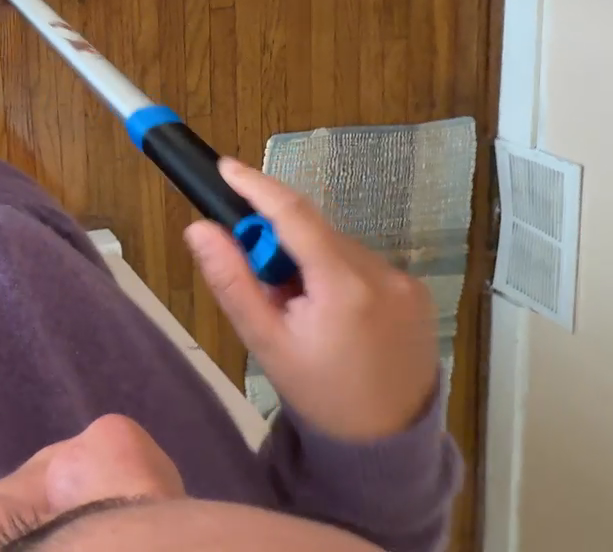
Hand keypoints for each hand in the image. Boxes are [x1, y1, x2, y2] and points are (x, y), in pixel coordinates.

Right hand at [185, 158, 438, 442]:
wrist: (388, 446)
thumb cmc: (319, 392)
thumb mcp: (263, 341)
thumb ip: (231, 280)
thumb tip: (198, 227)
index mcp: (346, 288)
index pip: (294, 215)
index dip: (257, 186)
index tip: (225, 167)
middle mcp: (383, 275)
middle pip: (312, 230)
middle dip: (277, 241)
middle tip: (260, 280)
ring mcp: (404, 282)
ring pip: (333, 244)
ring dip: (304, 257)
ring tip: (295, 307)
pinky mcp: (414, 291)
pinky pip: (356, 261)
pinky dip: (330, 271)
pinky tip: (325, 310)